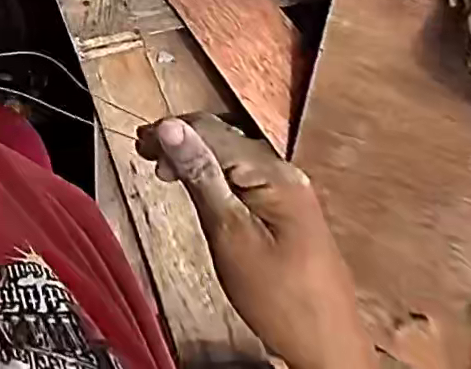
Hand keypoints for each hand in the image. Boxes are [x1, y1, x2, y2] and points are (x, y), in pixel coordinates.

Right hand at [137, 114, 373, 368]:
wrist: (331, 355)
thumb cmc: (278, 299)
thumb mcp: (229, 233)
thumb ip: (199, 174)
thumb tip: (169, 125)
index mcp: (273, 173)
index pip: (209, 131)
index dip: (169, 131)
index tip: (139, 144)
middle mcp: (283, 172)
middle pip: (220, 137)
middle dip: (179, 140)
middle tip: (144, 153)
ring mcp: (288, 190)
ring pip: (228, 153)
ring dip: (192, 154)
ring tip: (162, 166)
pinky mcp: (286, 208)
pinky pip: (240, 173)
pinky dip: (211, 172)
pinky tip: (194, 182)